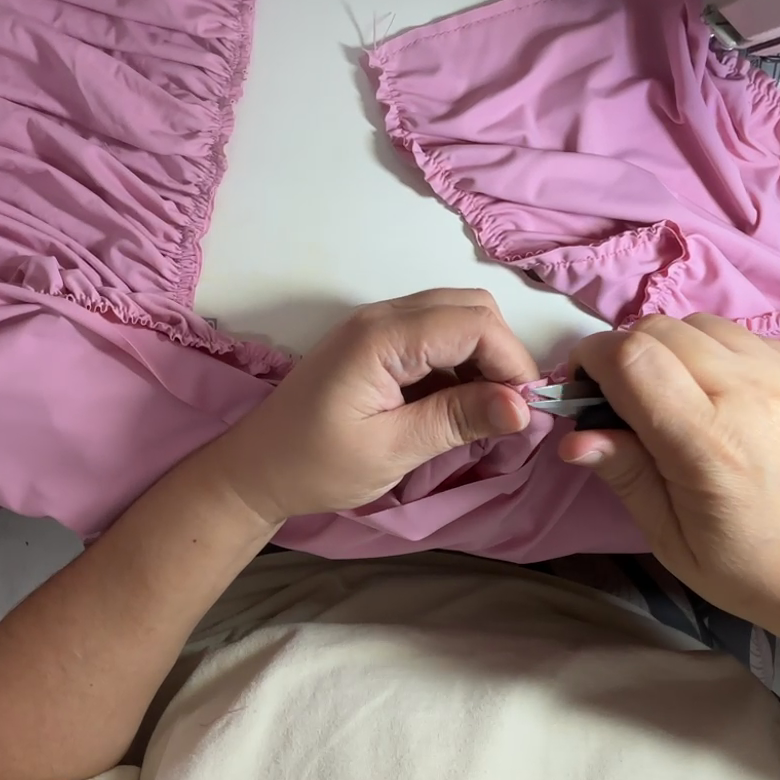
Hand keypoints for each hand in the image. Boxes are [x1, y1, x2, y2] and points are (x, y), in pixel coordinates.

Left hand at [201, 289, 539, 523]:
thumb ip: (456, 419)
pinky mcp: (375, 344)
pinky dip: (458, 365)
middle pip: (470, 310)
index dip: (511, 363)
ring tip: (482, 413)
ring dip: (481, 360)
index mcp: (382, 337)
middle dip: (501, 355)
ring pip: (456, 319)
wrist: (257, 469)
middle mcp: (382, 316)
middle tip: (505, 412)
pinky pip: (434, 337)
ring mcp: (377, 327)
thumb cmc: (315, 465)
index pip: (474, 323)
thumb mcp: (391, 450)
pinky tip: (454, 406)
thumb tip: (522, 407)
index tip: (521, 413)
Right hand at [558, 314, 779, 640]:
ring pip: (705, 324)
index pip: (632, 357)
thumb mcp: (672, 540)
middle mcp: (755, 394)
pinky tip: (721, 397)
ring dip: (670, 348)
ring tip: (672, 395)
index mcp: (709, 443)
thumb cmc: (757, 574)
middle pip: (661, 328)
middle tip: (621, 396)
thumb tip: (574, 437)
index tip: (582, 386)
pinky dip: (715, 354)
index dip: (592, 359)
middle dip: (624, 352)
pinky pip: (749, 339)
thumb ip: (625, 476)